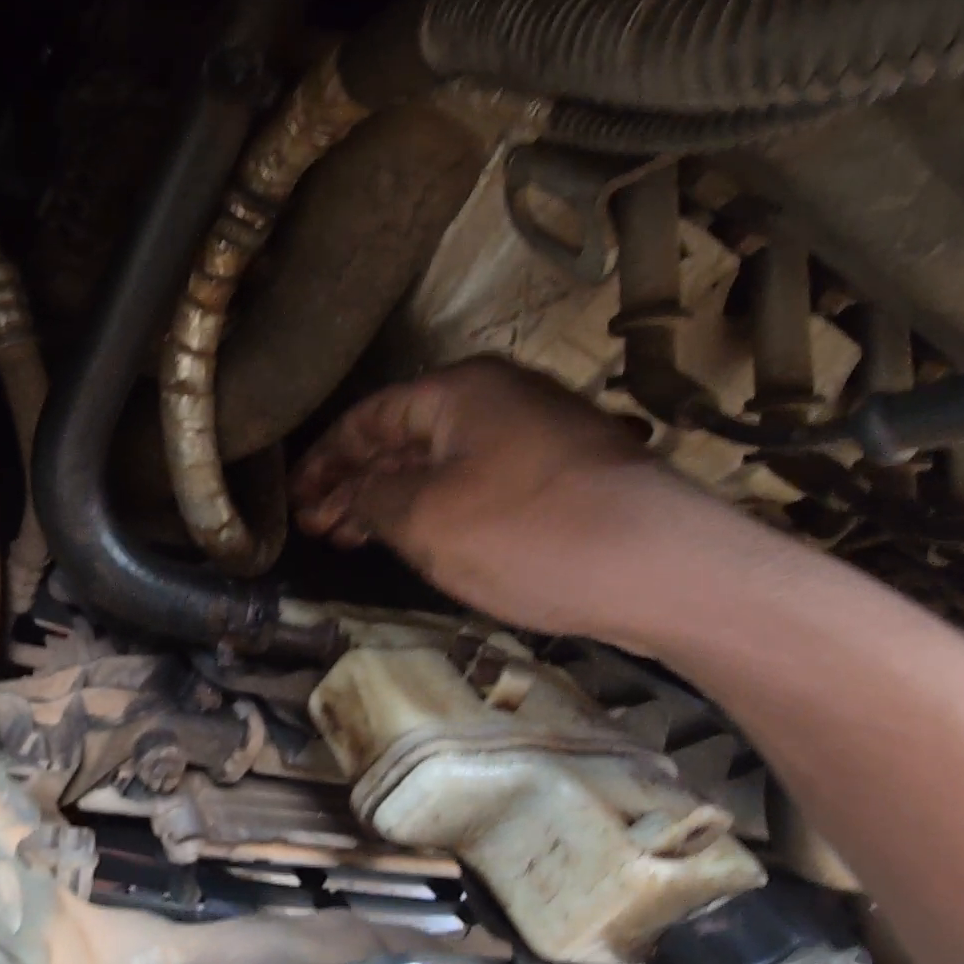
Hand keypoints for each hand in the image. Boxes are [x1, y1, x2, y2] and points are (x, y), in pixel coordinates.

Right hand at [291, 357, 721, 640]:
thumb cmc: (528, 534)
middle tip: (316, 526)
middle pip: (403, 438)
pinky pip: (475, 483)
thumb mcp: (423, 519)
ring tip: (352, 538)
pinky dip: (435, 509)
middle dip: (353, 483)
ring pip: (440, 464)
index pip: (367, 418)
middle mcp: (498, 399)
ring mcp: (536, 436)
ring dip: (391, 500)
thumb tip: (354, 494)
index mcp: (459, 392)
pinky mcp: (563, 476)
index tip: (293, 499)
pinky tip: (415, 537)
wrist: (669, 572)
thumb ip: (369, 499)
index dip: (322, 461)